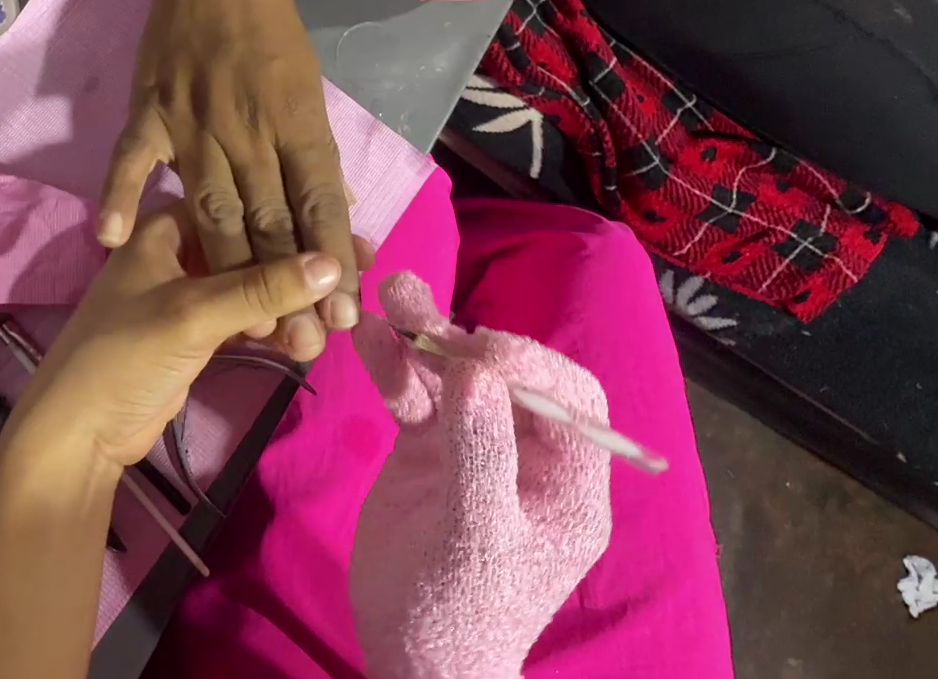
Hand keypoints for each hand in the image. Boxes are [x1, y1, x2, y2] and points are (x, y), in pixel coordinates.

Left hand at [12, 203, 369, 468]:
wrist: (79, 432)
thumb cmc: (126, 354)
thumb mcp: (193, 314)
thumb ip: (261, 288)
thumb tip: (333, 262)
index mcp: (163, 228)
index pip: (239, 205)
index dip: (290, 211)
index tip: (345, 221)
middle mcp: (177, 253)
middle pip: (251, 246)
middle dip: (301, 259)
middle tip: (361, 264)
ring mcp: (187, 295)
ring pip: (251, 286)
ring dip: (292, 299)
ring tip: (343, 309)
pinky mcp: (196, 333)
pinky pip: (246, 318)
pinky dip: (274, 325)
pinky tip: (310, 334)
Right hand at [100, 0, 357, 360]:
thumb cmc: (269, 25)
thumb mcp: (308, 84)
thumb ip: (309, 150)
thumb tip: (326, 213)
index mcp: (296, 117)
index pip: (319, 203)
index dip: (333, 263)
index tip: (343, 319)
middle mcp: (249, 126)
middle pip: (272, 220)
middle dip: (290, 290)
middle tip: (303, 349)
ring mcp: (193, 119)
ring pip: (214, 207)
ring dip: (229, 272)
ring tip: (247, 331)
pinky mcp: (148, 108)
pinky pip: (131, 158)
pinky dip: (121, 196)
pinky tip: (112, 239)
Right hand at [349, 274, 610, 678]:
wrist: (409, 654)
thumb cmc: (462, 609)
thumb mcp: (476, 537)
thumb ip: (479, 453)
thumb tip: (474, 372)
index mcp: (567, 479)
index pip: (569, 398)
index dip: (528, 362)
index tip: (474, 350)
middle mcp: (524, 451)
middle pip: (499, 375)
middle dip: (457, 336)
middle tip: (408, 295)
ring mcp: (471, 445)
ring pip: (448, 378)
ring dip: (418, 337)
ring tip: (387, 294)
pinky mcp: (427, 447)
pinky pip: (412, 398)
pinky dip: (391, 368)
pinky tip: (367, 339)